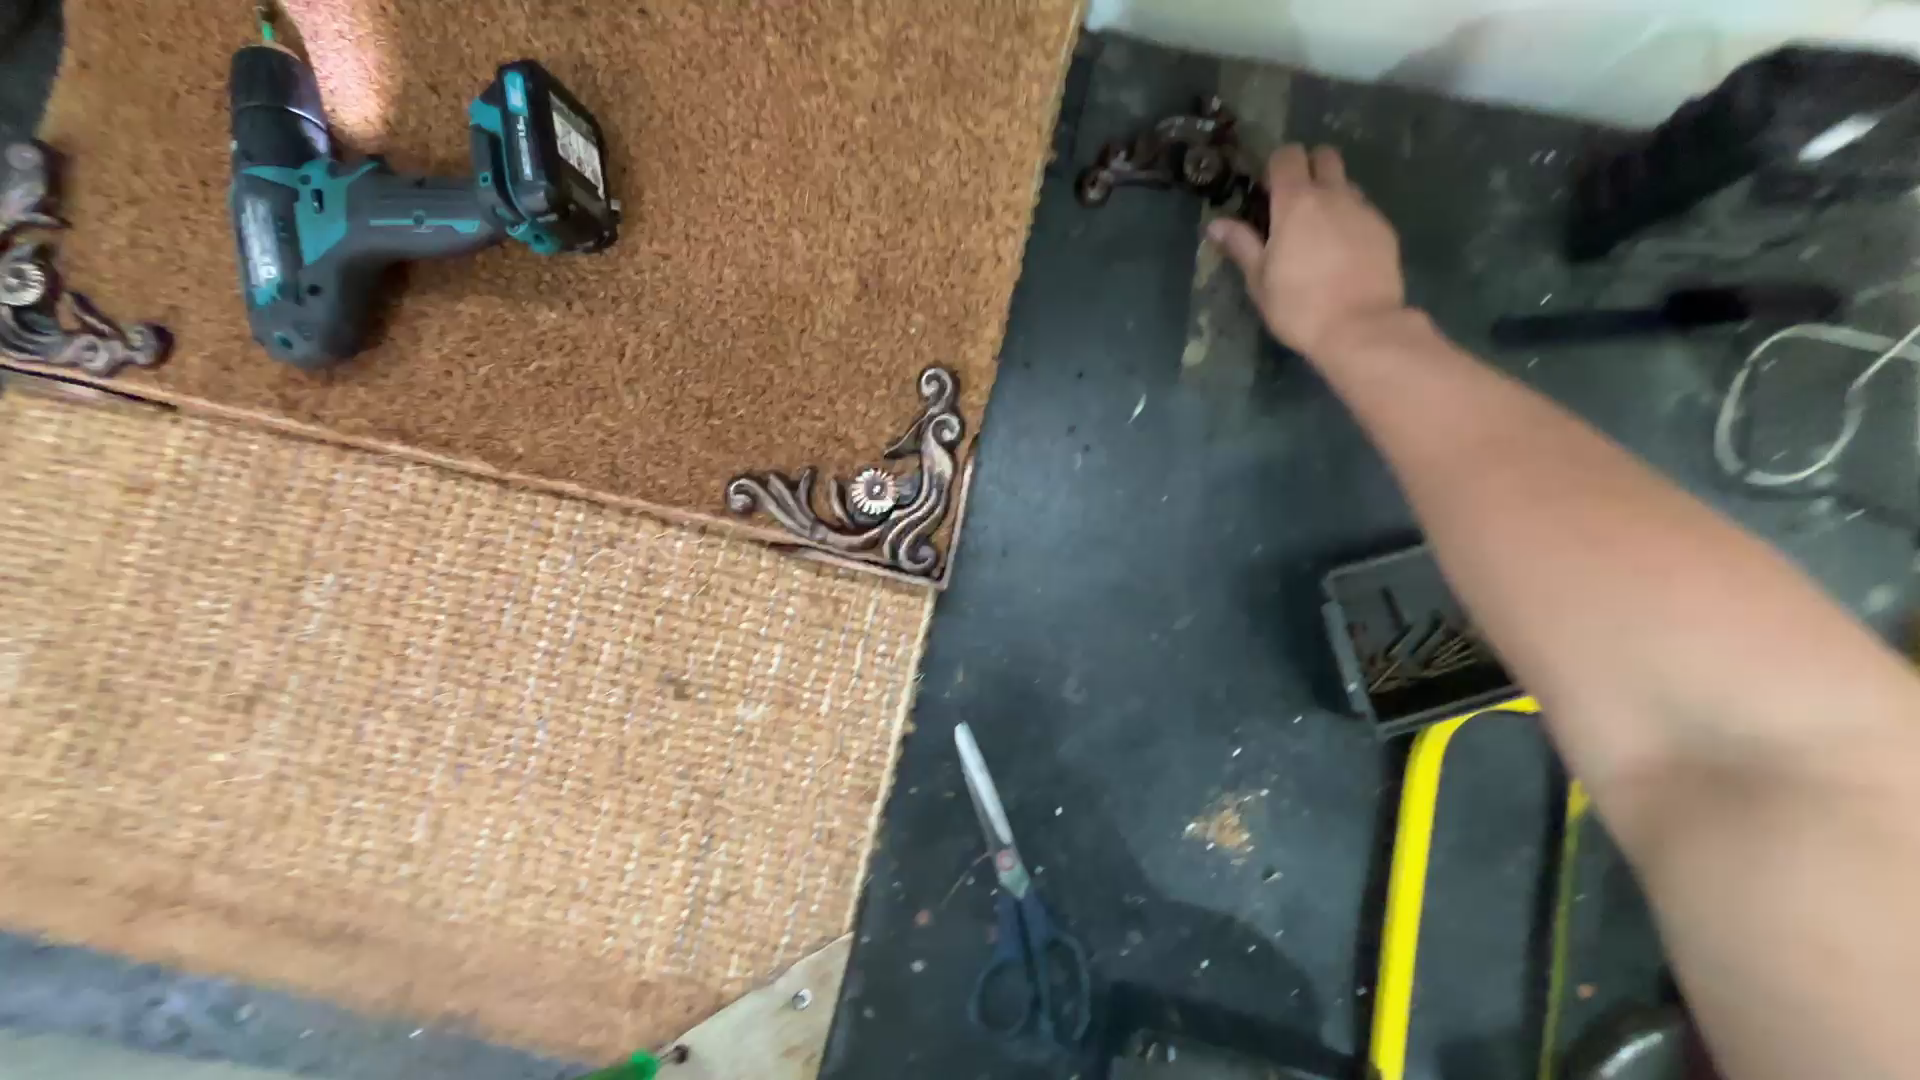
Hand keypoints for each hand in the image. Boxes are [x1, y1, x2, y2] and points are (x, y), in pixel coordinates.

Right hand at [1209, 145, 1406, 358]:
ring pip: (1346, 184)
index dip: (1275, 166)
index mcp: (1296, 203)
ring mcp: (1364, 210)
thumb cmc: (1298, 306)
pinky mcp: (1384, 230)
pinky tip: (1342, 254)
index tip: (1266, 191)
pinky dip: (1350, 221)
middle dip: (1308, 168)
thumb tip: (1215, 224)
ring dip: (1331, 195)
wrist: (1360, 326)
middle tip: (1293, 204)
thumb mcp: (1259, 280)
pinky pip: (1363, 211)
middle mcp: (1334, 195)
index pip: (1287, 156)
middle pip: (1324, 156)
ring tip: (1319, 233)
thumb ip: (1240, 245)